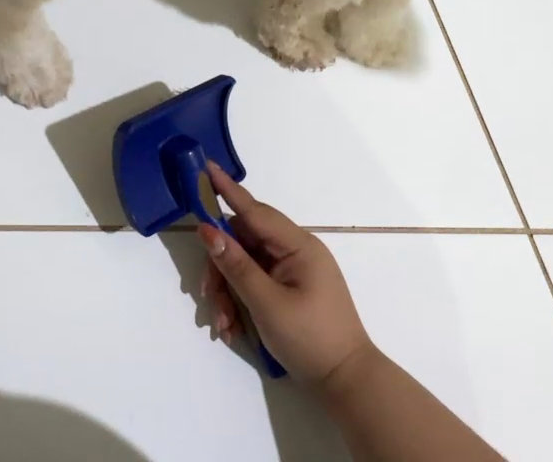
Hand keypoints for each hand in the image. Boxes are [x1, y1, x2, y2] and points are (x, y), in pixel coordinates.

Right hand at [198, 162, 374, 387]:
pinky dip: (238, 301)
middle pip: (241, 242)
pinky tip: (232, 328)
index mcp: (298, 246)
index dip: (227, 190)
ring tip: (222, 325)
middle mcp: (294, 251)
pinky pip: (252, 282)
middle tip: (207, 298)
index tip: (205, 167)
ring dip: (226, 292)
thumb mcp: (266, 303)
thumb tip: (206, 230)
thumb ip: (235, 265)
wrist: (347, 384)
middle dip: (220, 268)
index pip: (254, 210)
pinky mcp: (287, 289)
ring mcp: (291, 270)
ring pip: (242, 265)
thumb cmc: (311, 339)